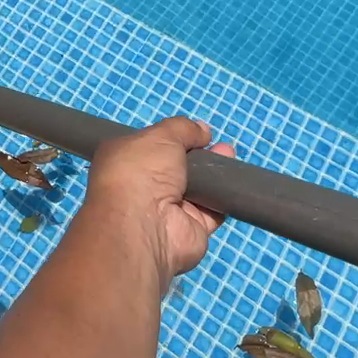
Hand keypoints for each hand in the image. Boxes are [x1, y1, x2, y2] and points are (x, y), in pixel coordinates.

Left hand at [84, 116, 235, 275]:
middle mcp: (141, 183)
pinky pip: (210, 211)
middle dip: (197, 154)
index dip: (170, 138)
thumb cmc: (141, 169)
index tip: (193, 132)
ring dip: (213, 174)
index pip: (148, 145)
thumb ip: (182, 129)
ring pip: (196, 187)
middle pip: (175, 166)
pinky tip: (234, 183)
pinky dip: (222, 198)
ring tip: (228, 155)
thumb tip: (202, 129)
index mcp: (123, 158)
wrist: (145, 222)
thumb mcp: (160, 136)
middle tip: (218, 145)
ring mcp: (165, 208)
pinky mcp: (189, 228)